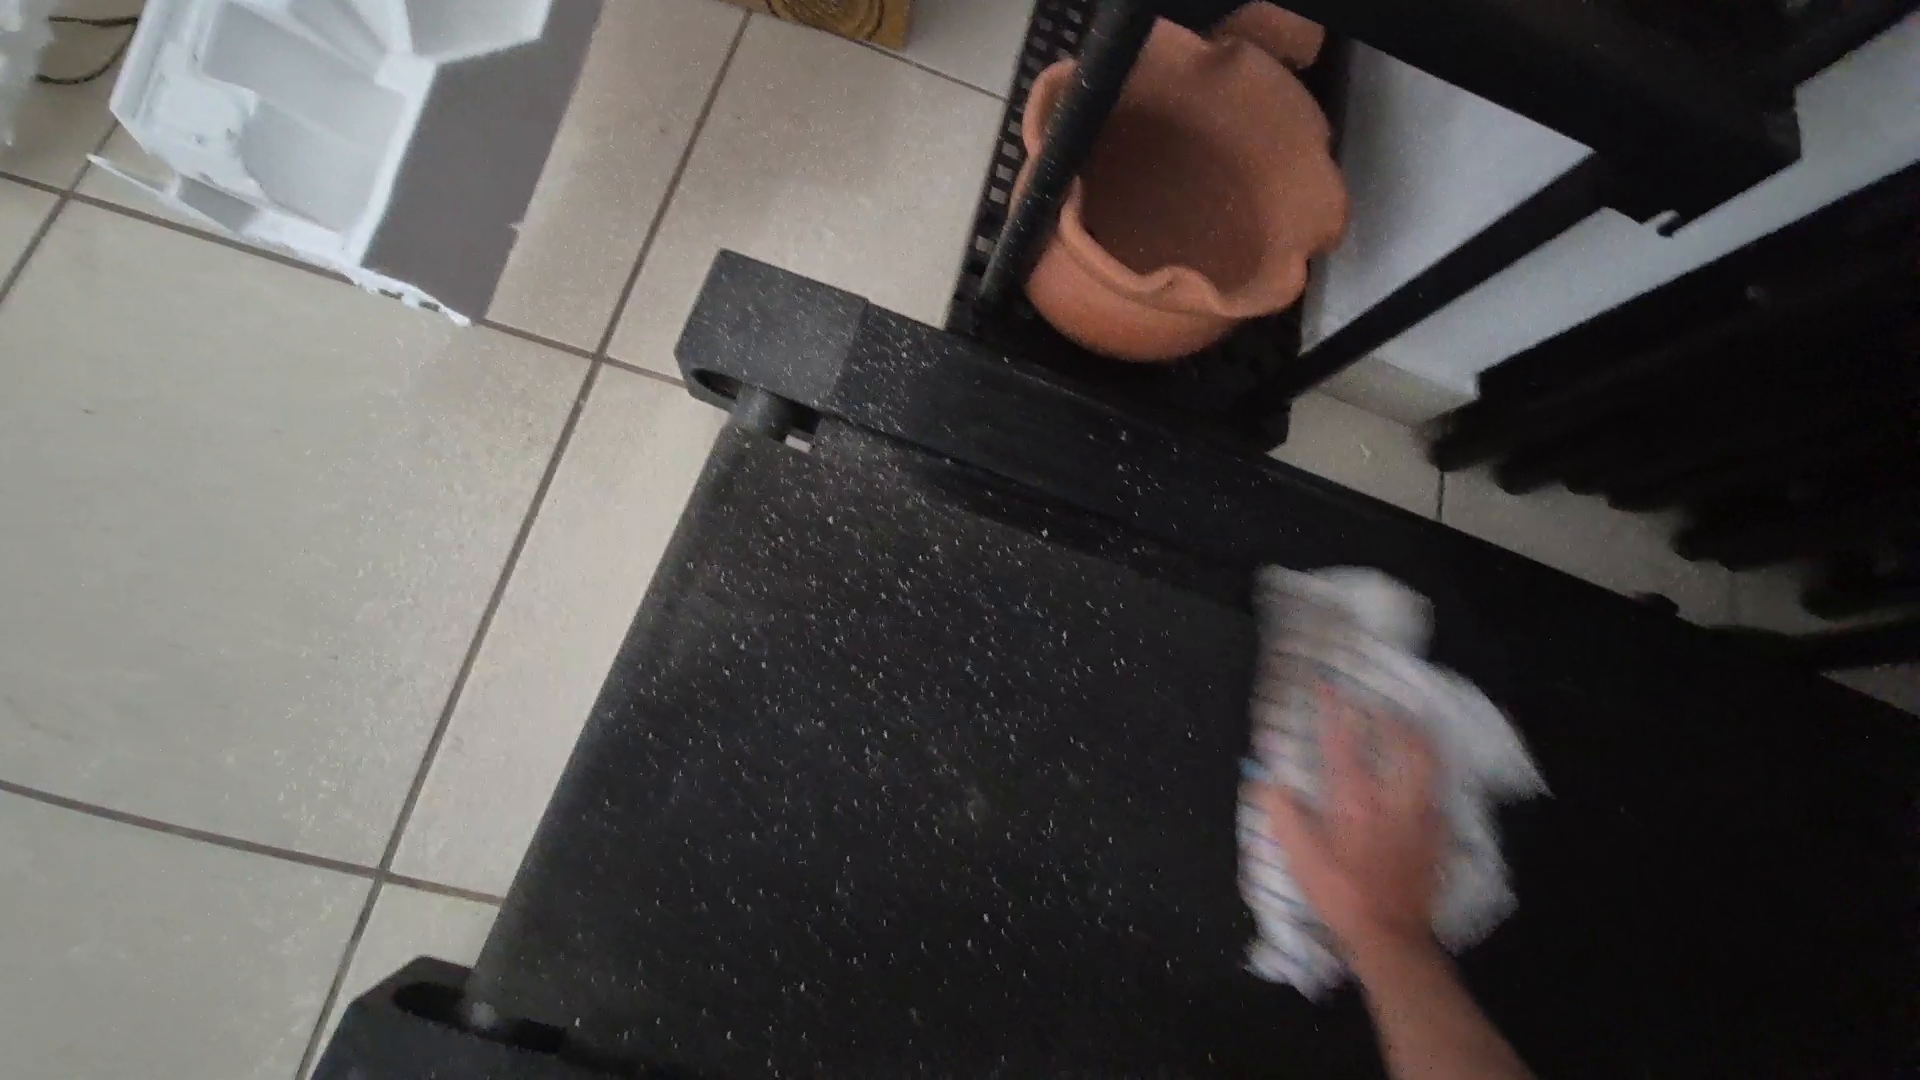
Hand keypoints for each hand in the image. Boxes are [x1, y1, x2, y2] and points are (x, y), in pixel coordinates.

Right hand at [1262, 689, 1443, 966]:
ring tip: (1408, 732)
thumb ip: (1280, 811)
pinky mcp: (1437, 840)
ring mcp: (1422, 820)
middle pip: (1407, 746)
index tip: (1325, 684)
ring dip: (1418, 743)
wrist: (1390, 937)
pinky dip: (1427, 780)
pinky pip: (1437, 798)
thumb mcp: (1298, 853)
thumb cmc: (1339, 891)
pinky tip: (1419, 785)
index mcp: (1355, 799)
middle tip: (1382, 707)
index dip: (1333, 708)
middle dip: (1395, 720)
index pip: (1342, 741)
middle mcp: (1394, 801)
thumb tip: (1265, 780)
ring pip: (1429, 768)